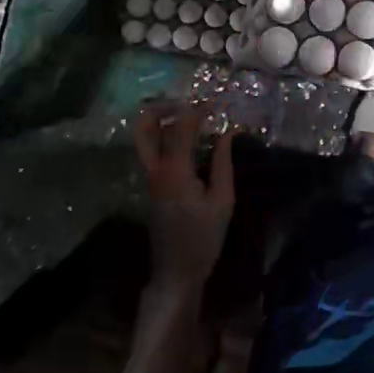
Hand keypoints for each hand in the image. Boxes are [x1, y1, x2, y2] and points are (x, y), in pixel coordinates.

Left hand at [134, 101, 238, 297]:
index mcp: (175, 172)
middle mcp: (156, 170)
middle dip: (164, 107)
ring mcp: (150, 178)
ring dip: (162, 120)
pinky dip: (165, 135)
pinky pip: (153, 150)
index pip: (180, 127)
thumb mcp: (223, 200)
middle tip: (190, 103)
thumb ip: (223, 163)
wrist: (176, 272)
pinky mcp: (152, 185)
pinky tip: (189, 137)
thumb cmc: (204, 238)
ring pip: (145, 137)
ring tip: (190, 115)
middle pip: (145, 127)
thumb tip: (228, 132)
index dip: (197, 109)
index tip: (215, 100)